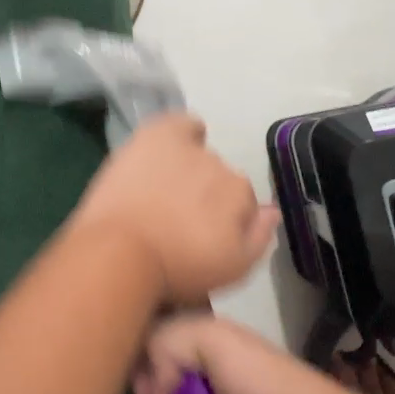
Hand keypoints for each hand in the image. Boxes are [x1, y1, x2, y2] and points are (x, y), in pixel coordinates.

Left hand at [67, 114, 275, 304]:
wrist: (122, 252)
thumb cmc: (177, 270)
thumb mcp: (232, 270)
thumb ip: (258, 238)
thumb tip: (272, 211)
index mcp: (241, 196)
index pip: (239, 201)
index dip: (221, 218)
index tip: (200, 234)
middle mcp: (221, 167)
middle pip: (217, 177)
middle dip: (202, 194)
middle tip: (175, 217)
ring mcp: (188, 149)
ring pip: (195, 154)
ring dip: (184, 169)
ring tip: (159, 192)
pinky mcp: (157, 136)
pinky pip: (180, 123)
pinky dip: (180, 130)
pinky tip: (170, 143)